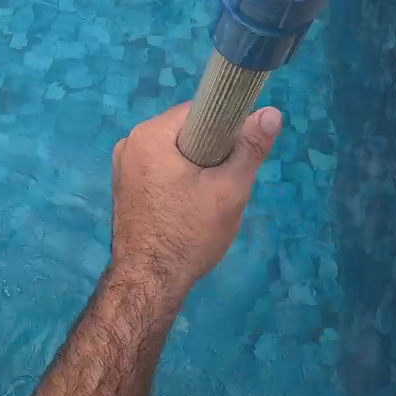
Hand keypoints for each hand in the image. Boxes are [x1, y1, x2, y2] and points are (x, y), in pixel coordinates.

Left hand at [108, 102, 282, 297]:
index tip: (238, 154)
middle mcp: (129, 144)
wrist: (150, 283)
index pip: (198, 112)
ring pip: (174, 154)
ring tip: (207, 200)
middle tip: (224, 184)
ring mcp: (122, 167)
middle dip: (210, 153)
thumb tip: (272, 112)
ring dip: (195, 170)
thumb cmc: (189, 233)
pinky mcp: (123, 189)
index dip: (225, 128)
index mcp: (149, 134)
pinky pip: (159, 171)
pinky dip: (177, 182)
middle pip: (185, 133)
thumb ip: (251, 148)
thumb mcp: (229, 189)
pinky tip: (188, 209)